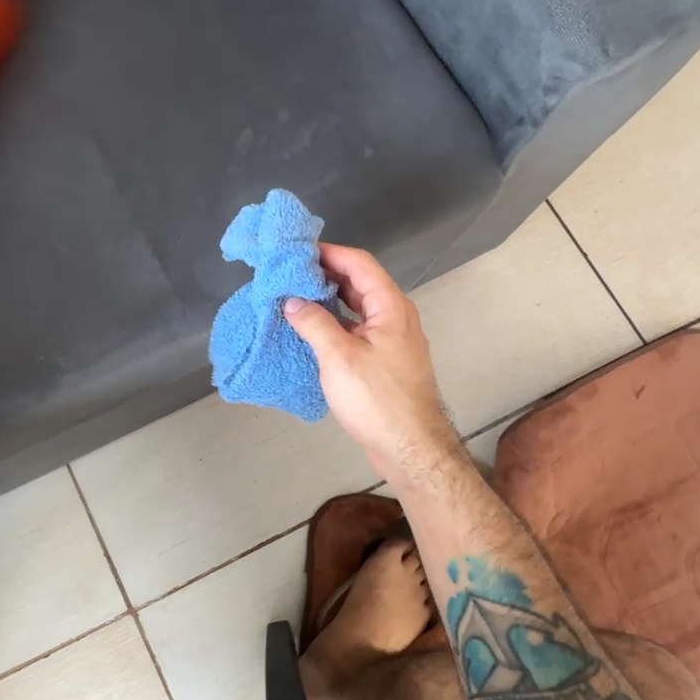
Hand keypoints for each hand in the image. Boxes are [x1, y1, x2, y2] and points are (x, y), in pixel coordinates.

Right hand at [284, 244, 459, 477]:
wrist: (409, 448)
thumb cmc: (377, 399)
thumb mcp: (339, 357)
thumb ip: (314, 323)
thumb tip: (293, 301)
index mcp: (391, 306)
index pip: (359, 263)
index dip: (329, 252)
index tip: (297, 251)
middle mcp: (395, 317)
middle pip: (359, 283)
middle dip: (325, 274)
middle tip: (289, 273)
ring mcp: (392, 340)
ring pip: (358, 308)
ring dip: (329, 300)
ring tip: (294, 297)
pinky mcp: (385, 362)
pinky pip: (357, 330)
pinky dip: (335, 324)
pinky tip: (311, 331)